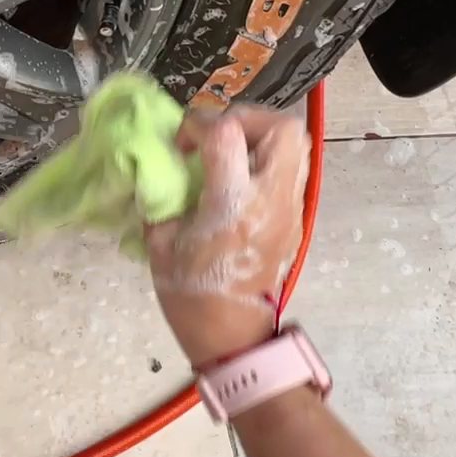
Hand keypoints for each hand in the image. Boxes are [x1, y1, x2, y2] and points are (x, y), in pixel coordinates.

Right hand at [146, 105, 310, 369]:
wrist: (233, 337)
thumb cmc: (190, 294)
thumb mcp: (160, 243)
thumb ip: (161, 198)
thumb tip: (160, 168)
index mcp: (232, 205)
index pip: (226, 133)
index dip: (199, 123)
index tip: (181, 142)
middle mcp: (270, 199)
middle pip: (281, 128)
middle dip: (246, 119)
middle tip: (217, 136)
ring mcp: (289, 209)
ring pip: (295, 145)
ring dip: (260, 137)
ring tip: (228, 155)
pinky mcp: (294, 219)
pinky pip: (289, 171)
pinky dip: (265, 162)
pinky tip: (236, 182)